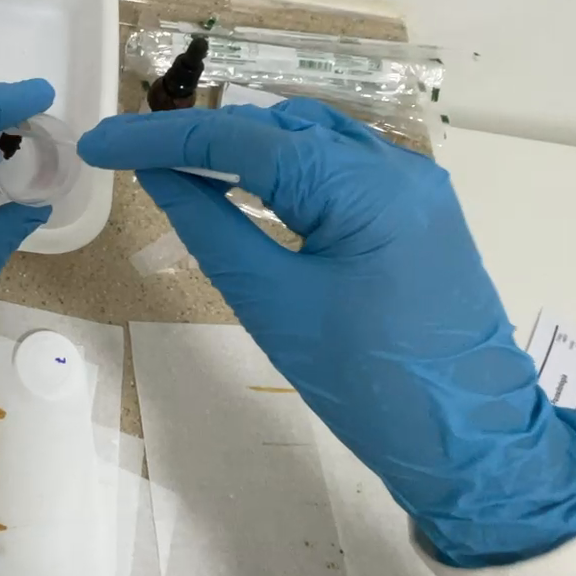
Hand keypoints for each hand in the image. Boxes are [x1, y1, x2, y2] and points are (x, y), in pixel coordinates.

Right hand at [79, 100, 575, 566]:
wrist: (478, 449)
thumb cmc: (367, 384)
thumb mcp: (269, 301)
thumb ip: (207, 223)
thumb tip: (156, 173)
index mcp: (361, 186)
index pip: (237, 139)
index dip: (157, 137)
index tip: (98, 144)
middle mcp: (392, 163)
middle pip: (269, 126)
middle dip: (192, 136)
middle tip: (124, 153)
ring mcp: (410, 179)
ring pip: (300, 135)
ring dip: (231, 144)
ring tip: (170, 162)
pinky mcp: (412, 203)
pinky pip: (330, 160)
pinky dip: (274, 161)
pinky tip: (238, 178)